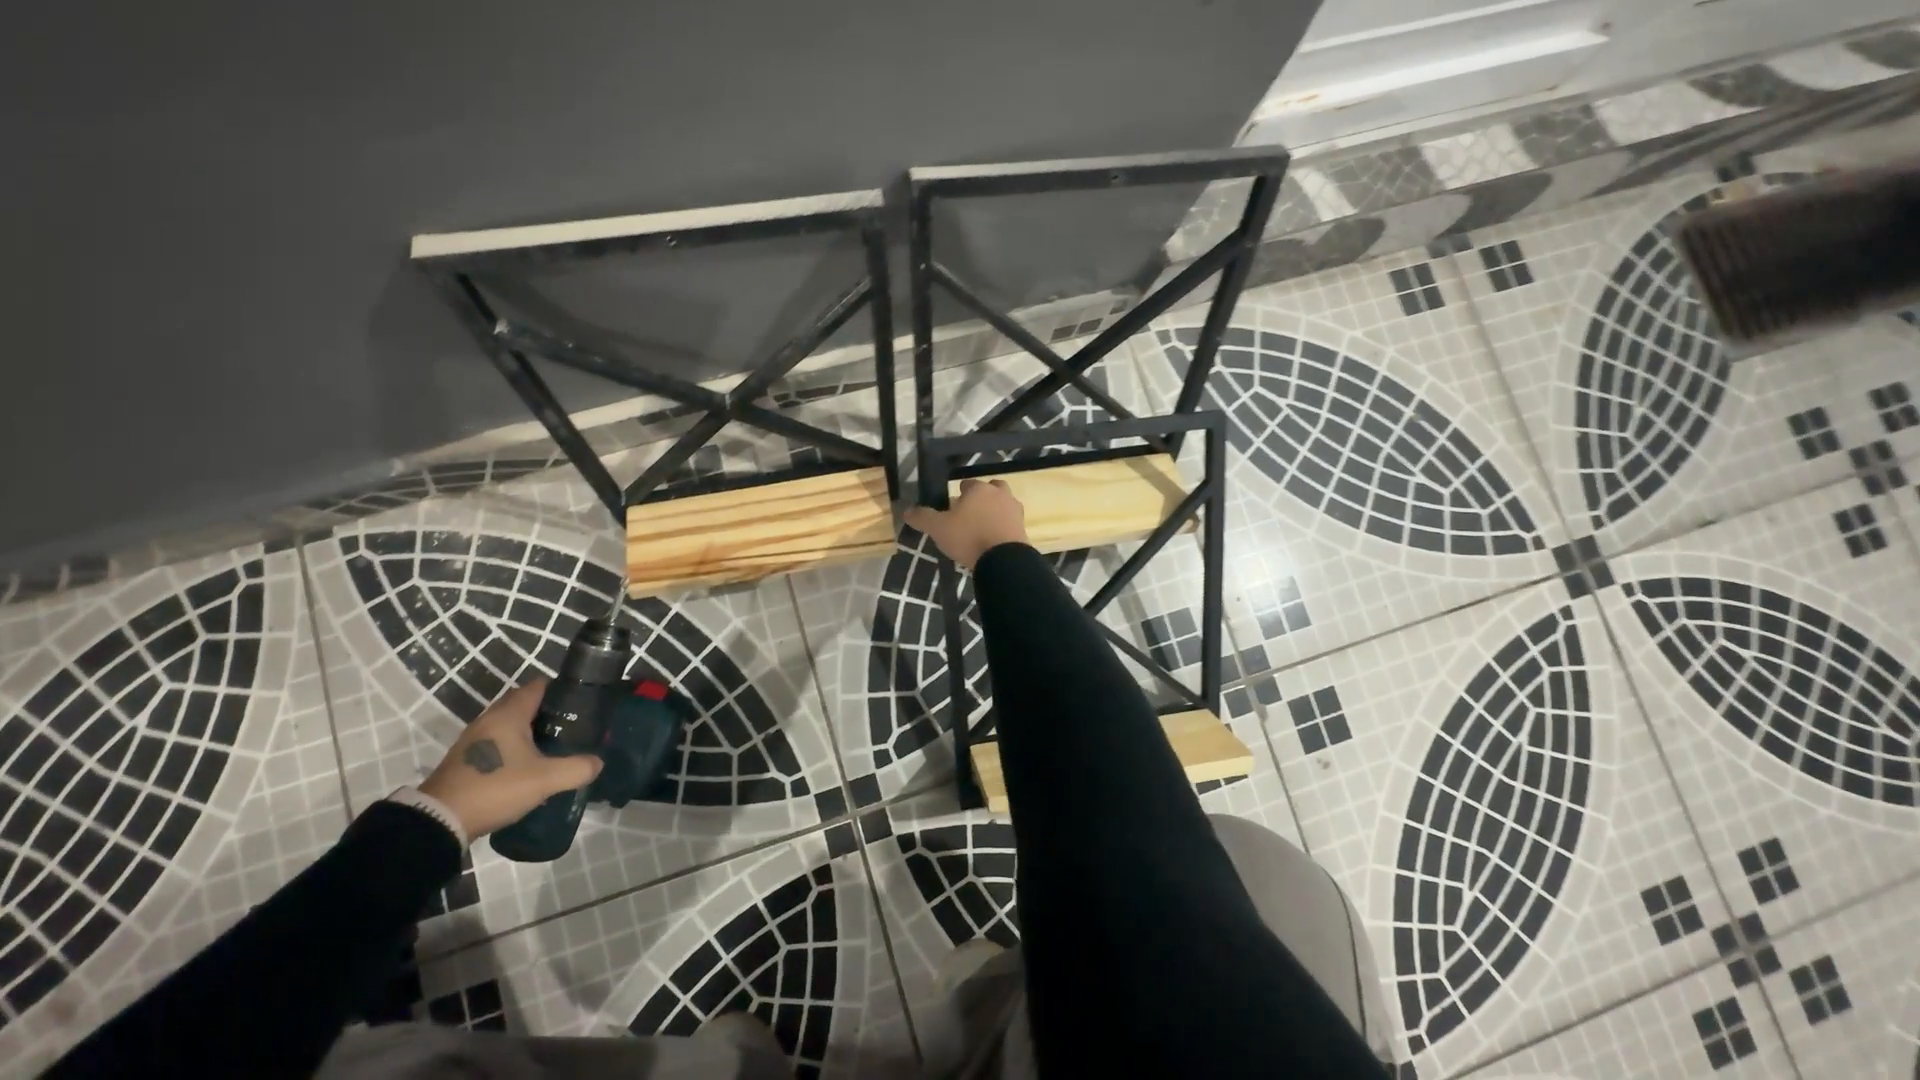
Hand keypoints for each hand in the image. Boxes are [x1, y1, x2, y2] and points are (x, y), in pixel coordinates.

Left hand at [418, 678, 603, 839]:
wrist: (441, 819)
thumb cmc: (496, 787)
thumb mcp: (545, 780)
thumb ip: (577, 768)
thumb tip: (597, 762)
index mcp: (508, 715)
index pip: (536, 687)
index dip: (559, 689)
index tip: (580, 701)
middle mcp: (489, 720)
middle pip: (521, 703)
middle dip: (546, 710)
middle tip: (571, 726)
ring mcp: (474, 739)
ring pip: (508, 724)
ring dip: (528, 730)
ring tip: (553, 745)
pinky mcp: (466, 759)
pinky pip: (497, 741)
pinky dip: (514, 746)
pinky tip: (528, 764)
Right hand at [902, 478, 1029, 569]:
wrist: (1003, 559)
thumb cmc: (968, 537)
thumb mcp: (938, 528)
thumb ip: (922, 517)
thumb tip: (905, 510)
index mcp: (978, 489)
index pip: (967, 484)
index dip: (958, 496)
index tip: (952, 510)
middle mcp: (999, 494)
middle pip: (990, 490)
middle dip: (981, 499)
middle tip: (969, 516)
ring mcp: (1014, 510)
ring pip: (1002, 504)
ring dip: (993, 512)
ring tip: (981, 529)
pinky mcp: (1023, 527)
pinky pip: (1010, 522)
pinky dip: (1002, 527)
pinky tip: (992, 540)